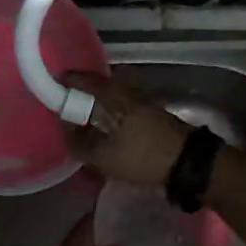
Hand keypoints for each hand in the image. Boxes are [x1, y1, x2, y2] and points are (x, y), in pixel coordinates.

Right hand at [62, 72, 192, 187]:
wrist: (189, 166)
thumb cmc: (143, 155)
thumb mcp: (105, 156)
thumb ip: (81, 144)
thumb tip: (67, 131)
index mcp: (119, 98)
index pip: (91, 81)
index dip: (73, 79)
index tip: (56, 79)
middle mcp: (133, 96)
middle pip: (105, 88)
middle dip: (86, 92)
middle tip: (68, 99)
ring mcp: (147, 108)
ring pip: (117, 101)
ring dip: (101, 106)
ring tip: (85, 117)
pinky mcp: (155, 122)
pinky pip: (126, 113)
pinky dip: (112, 117)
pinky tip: (107, 129)